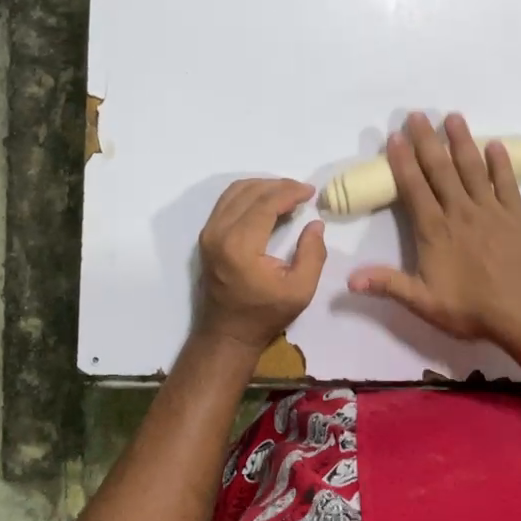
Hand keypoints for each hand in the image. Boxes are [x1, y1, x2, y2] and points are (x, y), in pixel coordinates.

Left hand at [195, 178, 326, 351]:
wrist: (227, 334)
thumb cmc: (264, 315)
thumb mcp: (300, 290)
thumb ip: (313, 254)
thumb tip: (315, 223)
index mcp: (240, 245)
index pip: (265, 203)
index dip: (290, 192)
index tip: (310, 192)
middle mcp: (219, 233)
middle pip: (249, 191)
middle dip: (278, 185)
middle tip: (301, 191)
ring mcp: (208, 233)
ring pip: (234, 192)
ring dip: (262, 187)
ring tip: (286, 193)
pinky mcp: (206, 237)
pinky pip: (226, 203)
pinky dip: (247, 195)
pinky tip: (266, 203)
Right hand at [347, 113, 520, 340]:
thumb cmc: (471, 309)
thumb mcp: (423, 302)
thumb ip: (387, 284)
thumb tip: (349, 279)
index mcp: (435, 230)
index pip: (414, 188)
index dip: (403, 161)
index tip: (394, 137)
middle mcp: (460, 212)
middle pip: (440, 169)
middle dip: (427, 140)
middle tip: (417, 115)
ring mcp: (490, 211)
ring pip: (472, 168)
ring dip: (461, 141)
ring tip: (453, 117)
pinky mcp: (516, 216)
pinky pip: (506, 183)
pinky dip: (500, 163)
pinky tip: (494, 145)